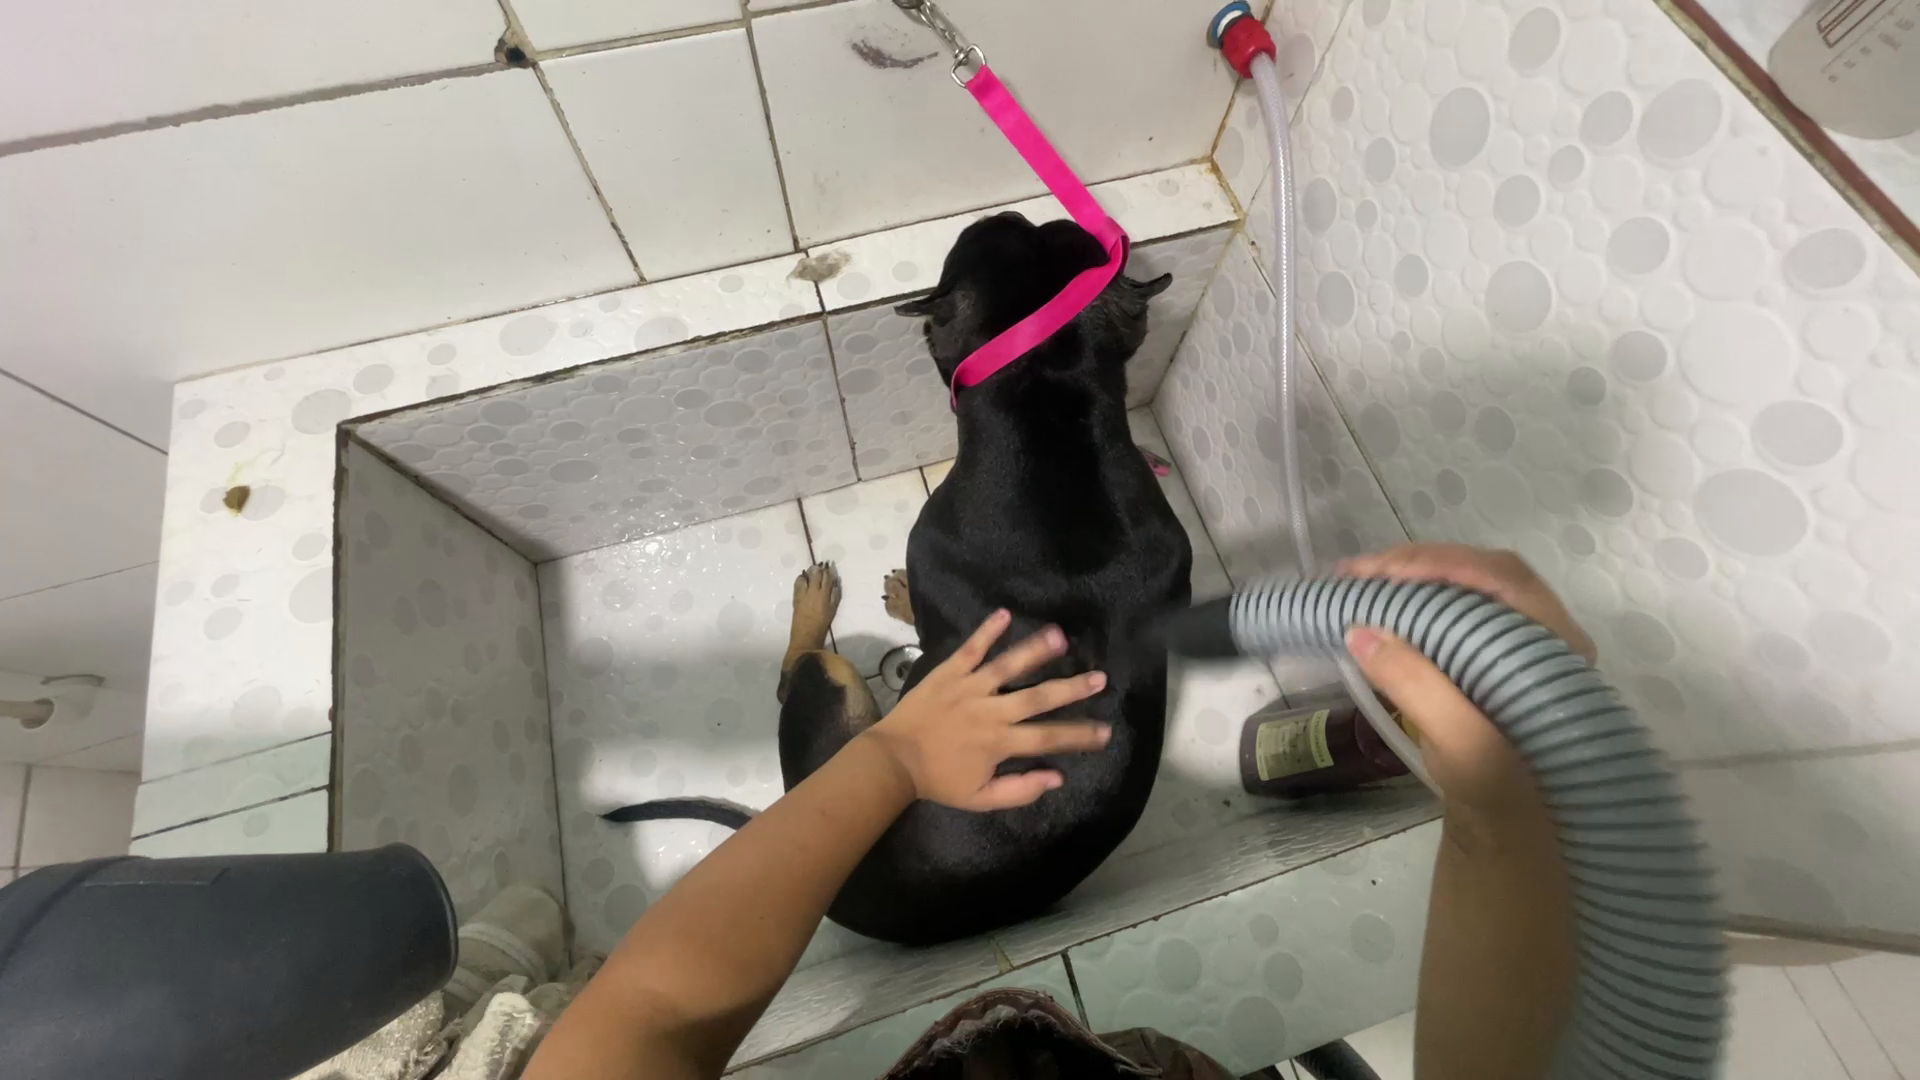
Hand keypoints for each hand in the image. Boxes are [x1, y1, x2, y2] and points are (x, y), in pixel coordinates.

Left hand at [860, 610, 1110, 811]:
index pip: (1048, 737)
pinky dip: (986, 631)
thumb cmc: (939, 780)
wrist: (893, 760)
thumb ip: (1020, 790)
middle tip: (1100, 677)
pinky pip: (970, 649)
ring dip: (1035, 650)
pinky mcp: (948, 672)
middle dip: (1071, 688)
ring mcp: (969, 688)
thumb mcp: (981, 799)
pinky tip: (1004, 613)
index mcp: (999, 743)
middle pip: (1037, 698)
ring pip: (1007, 666)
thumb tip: (1058, 777)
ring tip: (1060, 635)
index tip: (1106, 730)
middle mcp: (989, 712)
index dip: (1079, 735)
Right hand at [1335, 545, 1587, 828]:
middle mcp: (1542, 634)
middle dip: (1414, 565)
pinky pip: (1449, 611)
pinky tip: (1377, 609)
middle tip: (1355, 574)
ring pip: (1463, 589)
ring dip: (1408, 580)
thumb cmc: (1503, 792)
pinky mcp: (1488, 656)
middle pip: (1480, 573)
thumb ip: (1418, 688)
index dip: (1440, 564)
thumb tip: (1360, 629)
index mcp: (1555, 649)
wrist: (1515, 829)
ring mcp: (1515, 644)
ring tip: (1357, 585)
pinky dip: (1408, 601)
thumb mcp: (1464, 749)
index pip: (1502, 578)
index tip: (1379, 572)